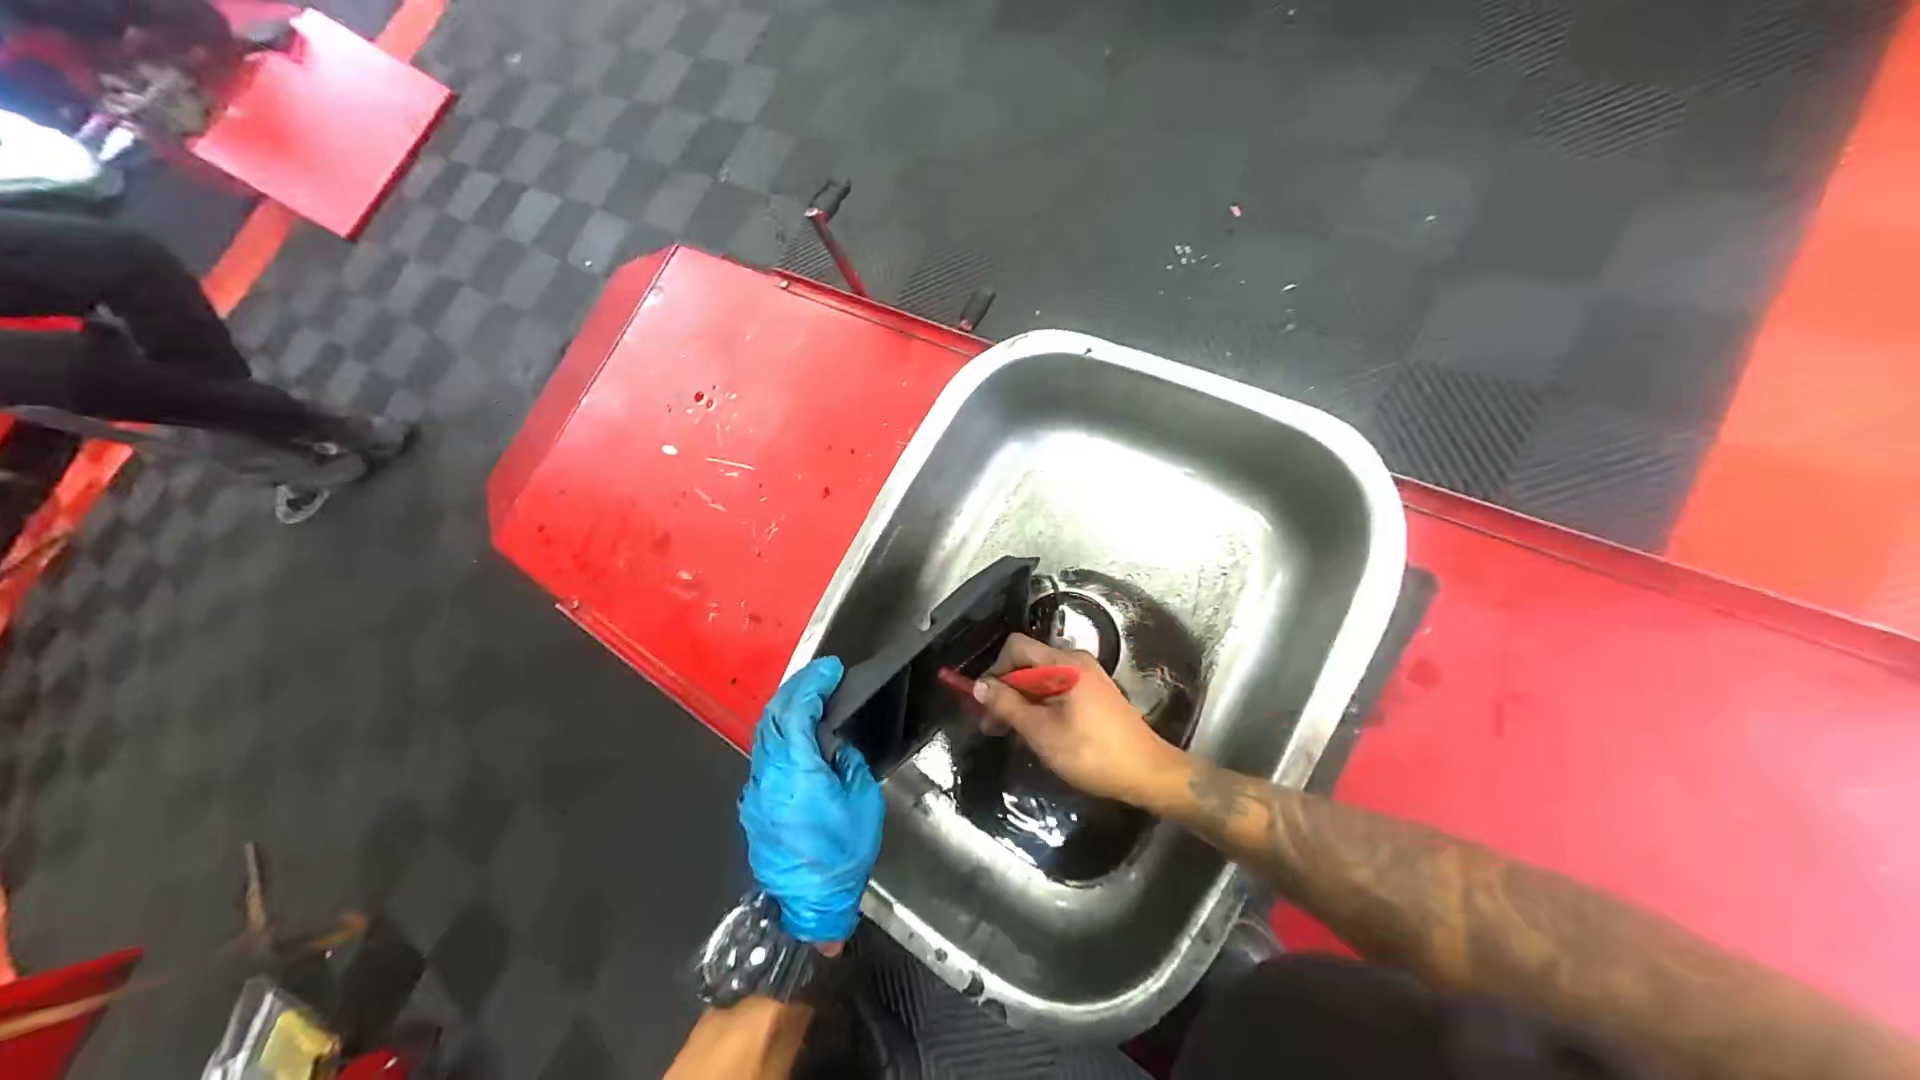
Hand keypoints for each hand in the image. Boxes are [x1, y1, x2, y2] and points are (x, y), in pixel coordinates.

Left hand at [738, 657, 882, 944]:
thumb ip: (846, 764)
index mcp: (797, 773)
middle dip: (795, 688)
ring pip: (763, 735)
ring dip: (784, 708)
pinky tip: (795, 730)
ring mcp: (756, 790)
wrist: (810, 905)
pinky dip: (779, 732)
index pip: (795, 713)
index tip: (831, 670)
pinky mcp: (753, 803)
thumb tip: (834, 746)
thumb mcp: (861, 802)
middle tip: (820, 674)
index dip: (812, 684)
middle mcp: (768, 776)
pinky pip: (764, 755)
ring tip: (808, 694)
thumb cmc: (842, 855)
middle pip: (772, 717)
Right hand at [972, 633, 1185, 804]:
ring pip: (1041, 679)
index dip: (995, 671)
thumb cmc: (1092, 753)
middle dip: (1006, 691)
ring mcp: (1088, 677)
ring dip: (1022, 702)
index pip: (1016, 648)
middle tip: (992, 726)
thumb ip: (1008, 705)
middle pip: (1028, 663)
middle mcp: (1076, 661)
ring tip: (1011, 734)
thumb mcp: (1041, 732)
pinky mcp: (1094, 694)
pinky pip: (1057, 690)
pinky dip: (1041, 706)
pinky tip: (1036, 734)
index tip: (985, 704)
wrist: (1148, 773)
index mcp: (1064, 663)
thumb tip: (979, 686)